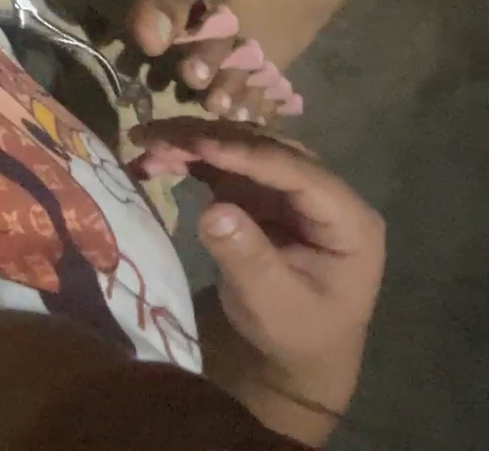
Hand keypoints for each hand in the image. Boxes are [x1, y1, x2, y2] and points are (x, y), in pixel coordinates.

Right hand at [132, 119, 383, 439]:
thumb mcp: (272, 303)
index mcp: (347, 220)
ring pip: (235, 147)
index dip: (247, 154)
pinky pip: (216, 162)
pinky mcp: (252, 191)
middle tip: (153, 138)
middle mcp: (317, 193)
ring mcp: (282, 189)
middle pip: (262, 148)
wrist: (285, 349)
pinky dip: (182, 157)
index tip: (196, 145)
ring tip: (141, 143)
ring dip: (186, 141)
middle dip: (205, 138)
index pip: (298, 173)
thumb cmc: (292, 331)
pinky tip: (148, 160)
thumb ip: (247, 257)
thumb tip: (213, 210)